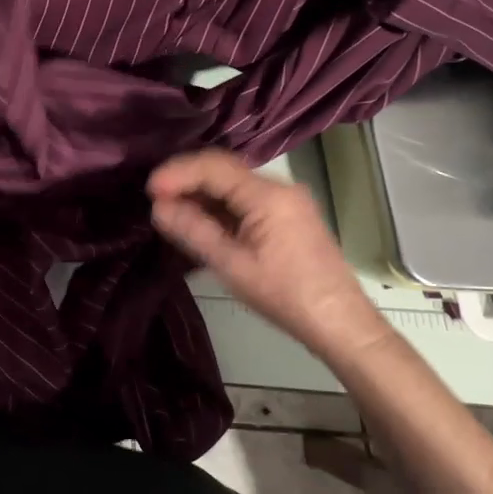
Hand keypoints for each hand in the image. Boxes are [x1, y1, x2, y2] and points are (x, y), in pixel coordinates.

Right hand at [149, 150, 390, 360]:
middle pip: (222, 169)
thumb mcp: (232, 266)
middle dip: (186, 180)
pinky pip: (246, 197)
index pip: (212, 166)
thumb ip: (193, 231)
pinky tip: (203, 220)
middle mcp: (280, 187)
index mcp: (268, 195)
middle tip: (156, 198)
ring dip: (202, 192)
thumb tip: (158, 208)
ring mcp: (288, 200)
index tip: (148, 190)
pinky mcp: (290, 214)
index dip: (176, 173)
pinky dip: (221, 204)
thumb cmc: (287, 297)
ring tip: (173, 210)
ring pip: (233, 183)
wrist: (344, 326)